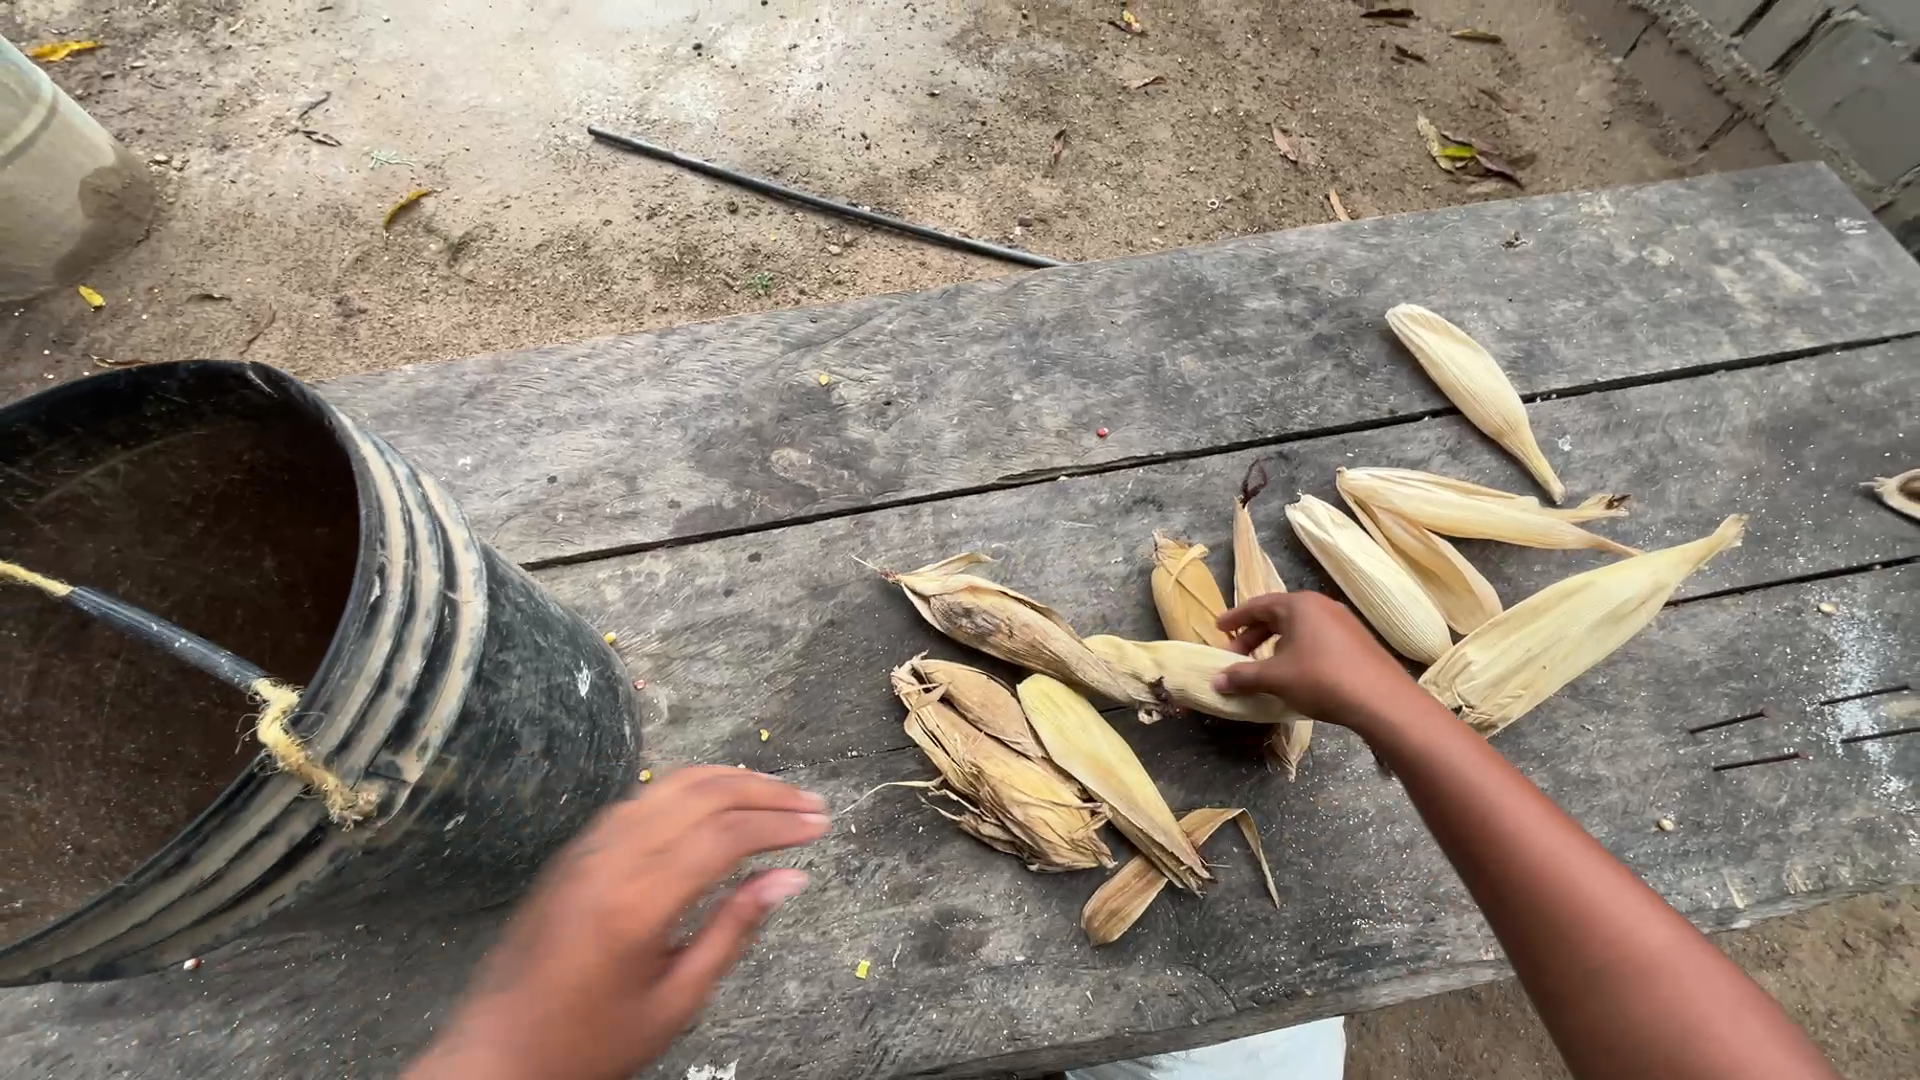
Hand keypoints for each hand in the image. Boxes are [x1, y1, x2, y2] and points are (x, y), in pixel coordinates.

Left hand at [405, 767, 829, 1079]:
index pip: (727, 835)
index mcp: (639, 900)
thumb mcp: (675, 1002)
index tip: (820, 825)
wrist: (493, 1057)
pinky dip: (692, 786)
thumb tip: (790, 878)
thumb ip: (734, 930)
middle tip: (809, 802)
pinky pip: (645, 795)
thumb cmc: (589, 1044)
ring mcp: (591, 844)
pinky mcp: (578, 846)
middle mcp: (614, 856)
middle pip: (706, 793)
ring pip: (675, 783)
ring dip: (732, 780)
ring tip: (775, 793)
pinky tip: (716, 800)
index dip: (781, 823)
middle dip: (767, 791)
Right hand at [1211, 590, 1427, 733]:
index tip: (1218, 629)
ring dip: (1275, 645)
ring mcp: (1343, 622)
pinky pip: (1316, 638)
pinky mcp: (1357, 641)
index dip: (1235, 618)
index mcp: (1299, 605)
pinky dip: (1297, 650)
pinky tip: (1294, 672)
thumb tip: (1215, 681)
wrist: (1383, 701)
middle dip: (1253, 636)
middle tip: (1236, 654)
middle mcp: (1321, 606)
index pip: (1257, 605)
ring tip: (1263, 665)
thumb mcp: (1275, 678)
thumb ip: (1242, 676)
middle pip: (1277, 616)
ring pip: (1298, 628)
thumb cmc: (1321, 679)